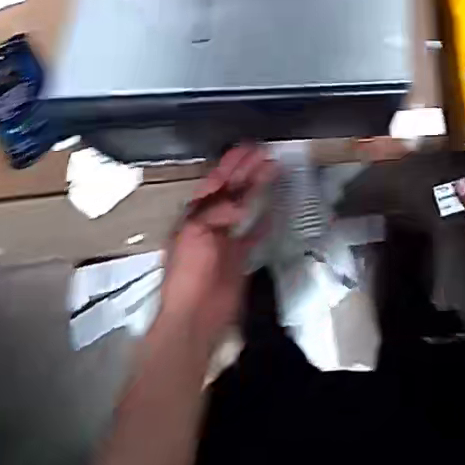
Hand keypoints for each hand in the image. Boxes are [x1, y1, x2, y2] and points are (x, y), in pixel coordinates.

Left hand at [159, 144, 276, 344]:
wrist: (194, 317)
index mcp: (195, 214)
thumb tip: (241, 203)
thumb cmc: (189, 273)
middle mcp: (210, 222)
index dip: (231, 163)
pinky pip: (254, 234)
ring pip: (245, 205)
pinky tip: (274, 210)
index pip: (215, 181)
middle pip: (232, 189)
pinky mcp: (239, 257)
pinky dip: (264, 222)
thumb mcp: (196, 234)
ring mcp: (226, 239)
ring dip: (258, 187)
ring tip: (274, 170)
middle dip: (248, 170)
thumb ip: (218, 212)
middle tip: (267, 152)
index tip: (249, 147)